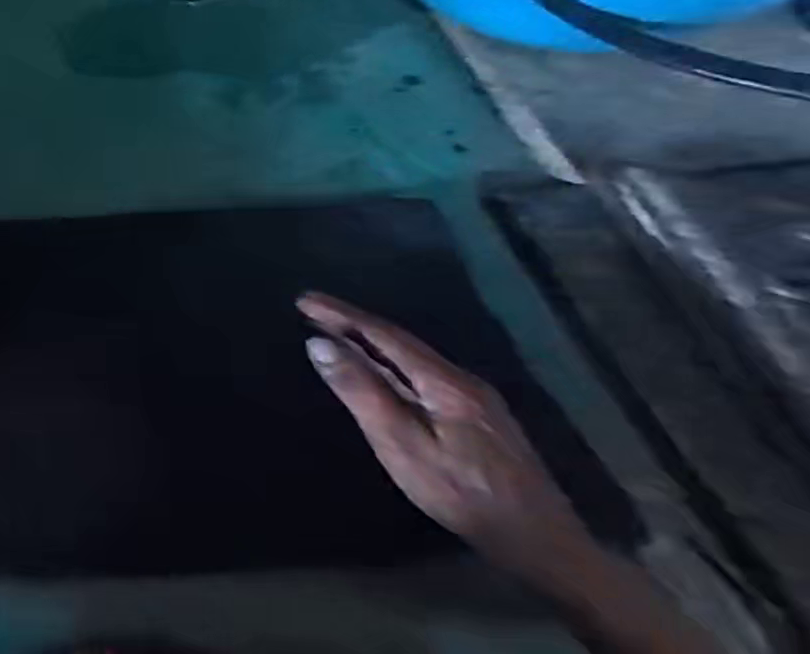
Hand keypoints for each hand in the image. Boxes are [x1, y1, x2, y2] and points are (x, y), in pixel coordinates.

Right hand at [297, 291, 592, 579]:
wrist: (544, 547)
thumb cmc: (463, 495)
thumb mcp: (402, 444)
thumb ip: (361, 392)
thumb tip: (318, 344)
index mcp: (445, 382)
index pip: (384, 335)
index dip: (341, 314)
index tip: (303, 300)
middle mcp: (462, 381)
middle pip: (399, 342)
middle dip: (351, 323)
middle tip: (309, 311)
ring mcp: (474, 400)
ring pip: (411, 358)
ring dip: (368, 342)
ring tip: (331, 334)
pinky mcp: (476, 418)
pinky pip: (420, 375)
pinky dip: (387, 363)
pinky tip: (374, 369)